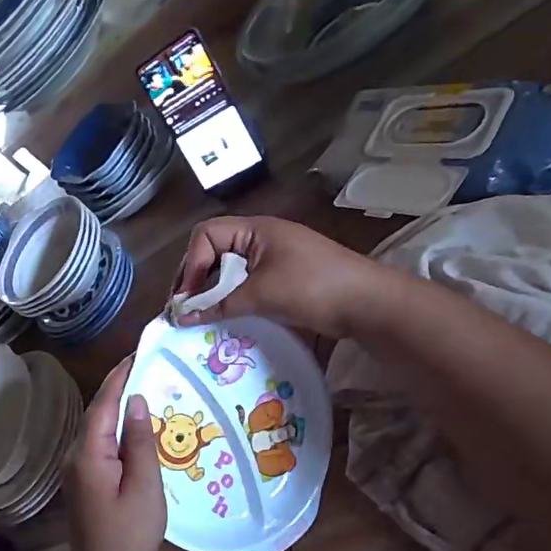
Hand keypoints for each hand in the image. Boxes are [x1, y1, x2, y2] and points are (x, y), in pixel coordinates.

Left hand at [65, 358, 166, 550]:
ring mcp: (74, 472)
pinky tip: (134, 432)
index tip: (138, 353)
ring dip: (117, 411)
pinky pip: (97, 447)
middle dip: (119, 389)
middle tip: (148, 370)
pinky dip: (115, 433)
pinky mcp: (81, 484)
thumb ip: (140, 442)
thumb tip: (136, 402)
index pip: (103, 403)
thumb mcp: (145, 486)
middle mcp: (74, 457)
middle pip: (96, 414)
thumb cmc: (130, 536)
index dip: (120, 376)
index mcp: (88, 454)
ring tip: (146, 393)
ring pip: (96, 431)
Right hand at [169, 216, 387, 337]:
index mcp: (256, 230)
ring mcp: (274, 260)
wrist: (369, 305)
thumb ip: (218, 305)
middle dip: (198, 279)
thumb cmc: (313, 287)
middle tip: (187, 309)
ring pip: (230, 272)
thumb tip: (181, 317)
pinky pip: (247, 286)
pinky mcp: (284, 281)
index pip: (206, 235)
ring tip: (203, 318)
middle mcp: (262, 240)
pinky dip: (234, 301)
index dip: (192, 263)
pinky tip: (228, 321)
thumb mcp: (261, 294)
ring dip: (215, 293)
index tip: (188, 295)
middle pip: (215, 252)